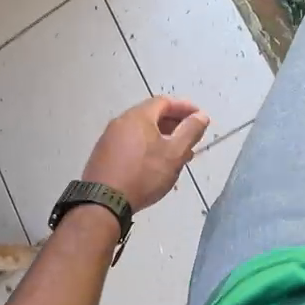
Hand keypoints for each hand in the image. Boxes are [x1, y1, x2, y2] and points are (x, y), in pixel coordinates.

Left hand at [82, 96, 210, 210]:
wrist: (104, 202)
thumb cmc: (143, 174)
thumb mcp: (174, 153)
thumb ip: (190, 132)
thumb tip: (201, 115)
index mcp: (138, 116)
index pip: (165, 102)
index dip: (185, 107)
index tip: (200, 117)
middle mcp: (121, 121)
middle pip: (152, 115)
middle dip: (174, 124)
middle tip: (190, 138)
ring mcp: (109, 138)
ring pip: (141, 131)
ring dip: (161, 138)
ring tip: (176, 155)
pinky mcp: (103, 155)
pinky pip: (130, 143)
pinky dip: (147, 147)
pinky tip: (154, 164)